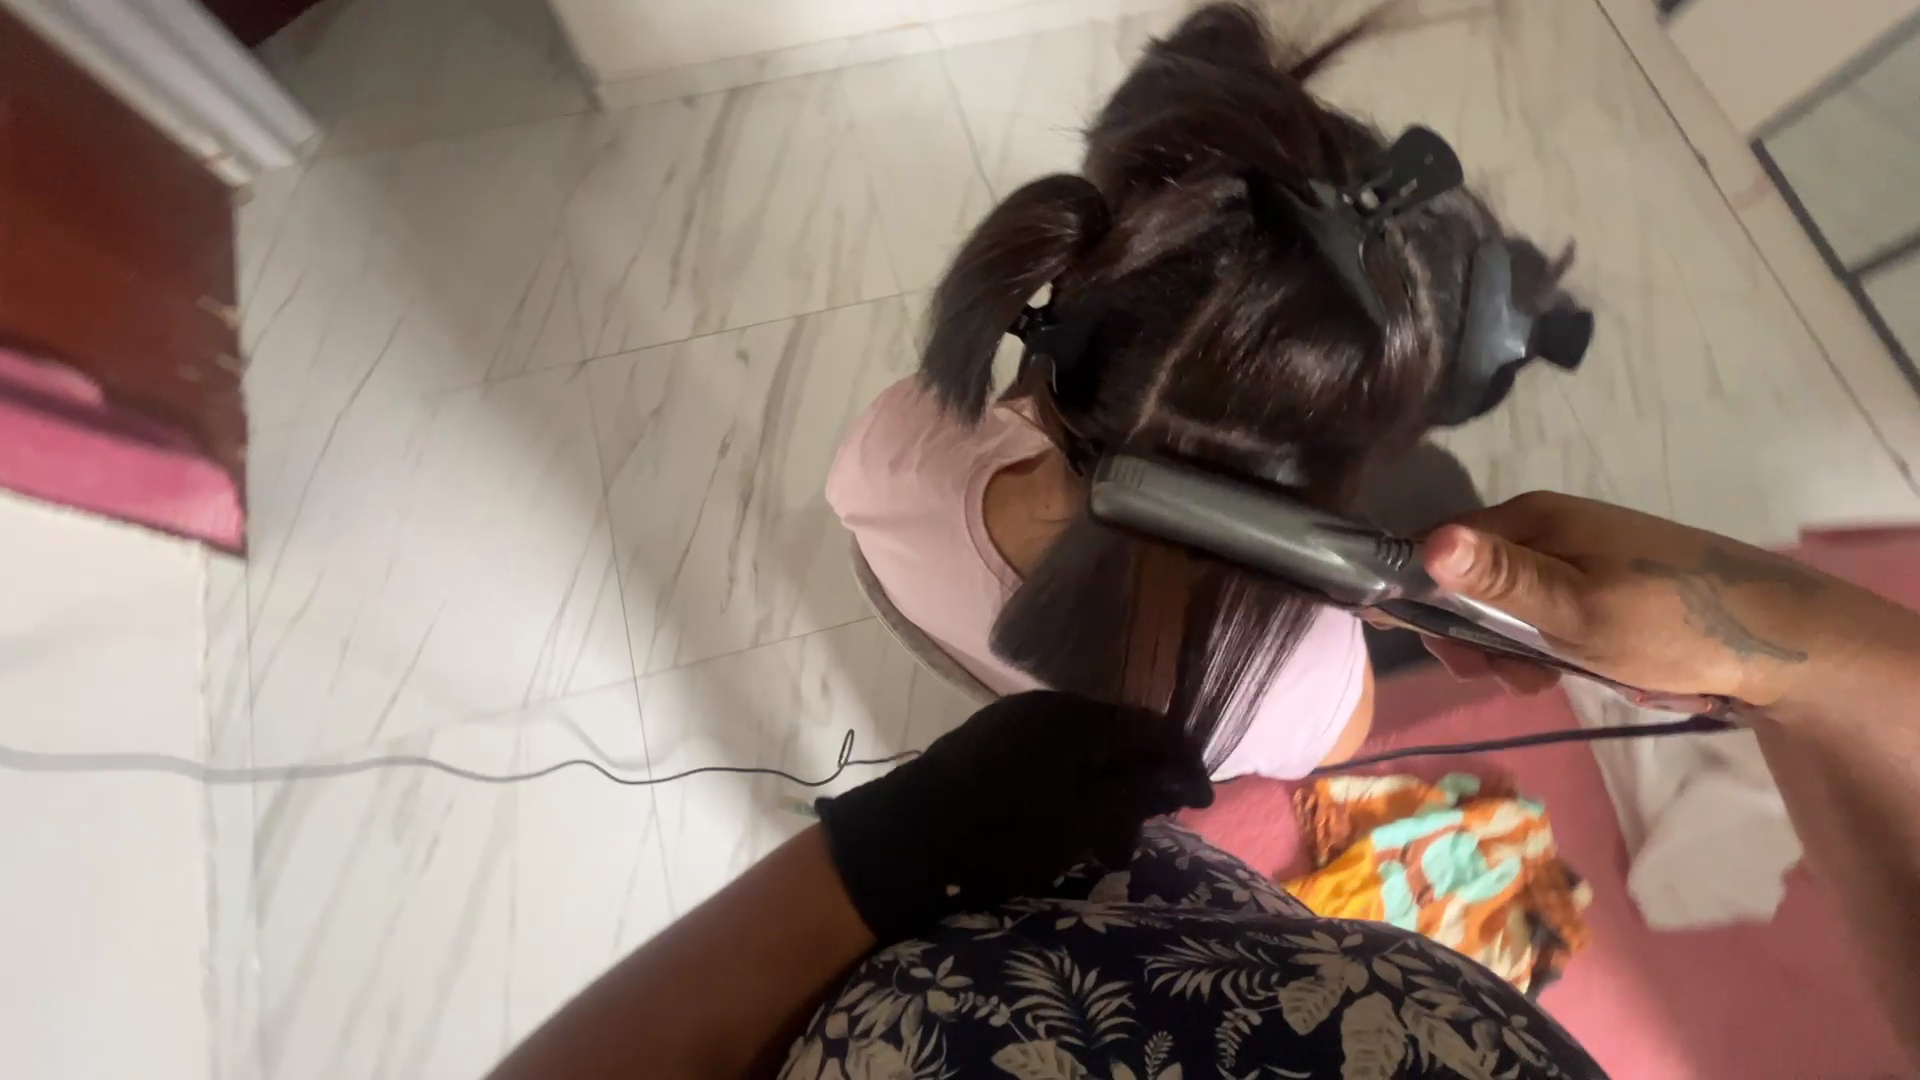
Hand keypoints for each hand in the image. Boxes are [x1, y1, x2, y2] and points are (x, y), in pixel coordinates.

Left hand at [816, 691, 1213, 942]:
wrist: (905, 838)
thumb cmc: (1004, 833)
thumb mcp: (1084, 821)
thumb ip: (1140, 791)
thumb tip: (1187, 774)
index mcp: (1079, 717)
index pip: (1153, 726)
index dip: (1185, 764)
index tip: (1201, 806)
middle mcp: (1049, 705)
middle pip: (1117, 739)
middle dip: (1137, 789)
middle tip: (1135, 841)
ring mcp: (1016, 718)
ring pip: (1082, 753)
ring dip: (1101, 797)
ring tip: (1099, 849)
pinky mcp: (991, 738)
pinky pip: (1049, 758)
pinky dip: (1068, 791)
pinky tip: (1061, 828)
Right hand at [1418, 492, 1849, 707]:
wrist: (1793, 645)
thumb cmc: (1672, 625)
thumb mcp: (1575, 608)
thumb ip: (1498, 579)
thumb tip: (1431, 541)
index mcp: (1529, 519)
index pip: (1435, 547)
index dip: (1416, 594)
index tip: (1432, 645)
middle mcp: (1543, 526)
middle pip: (1465, 579)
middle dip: (1465, 632)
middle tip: (1490, 677)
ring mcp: (1572, 552)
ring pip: (1499, 601)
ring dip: (1501, 646)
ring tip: (1534, 681)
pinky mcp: (1595, 578)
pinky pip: (1537, 609)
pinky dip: (1535, 643)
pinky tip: (1557, 669)